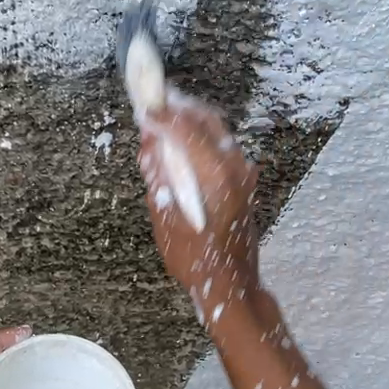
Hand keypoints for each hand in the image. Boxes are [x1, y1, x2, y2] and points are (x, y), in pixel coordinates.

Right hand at [135, 90, 261, 315]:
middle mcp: (234, 166)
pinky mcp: (245, 179)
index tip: (143, 106)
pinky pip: (222, 145)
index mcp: (215, 175)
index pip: (186, 128)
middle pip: (206, 119)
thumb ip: (158, 175)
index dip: (163, 114)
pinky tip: (182, 144)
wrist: (232, 285)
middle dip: (179, 108)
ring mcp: (244, 172)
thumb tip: (149, 142)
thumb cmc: (194, 258)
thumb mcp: (165, 217)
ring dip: (190, 120)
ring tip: (164, 121)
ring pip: (216, 129)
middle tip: (153, 104)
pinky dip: (201, 135)